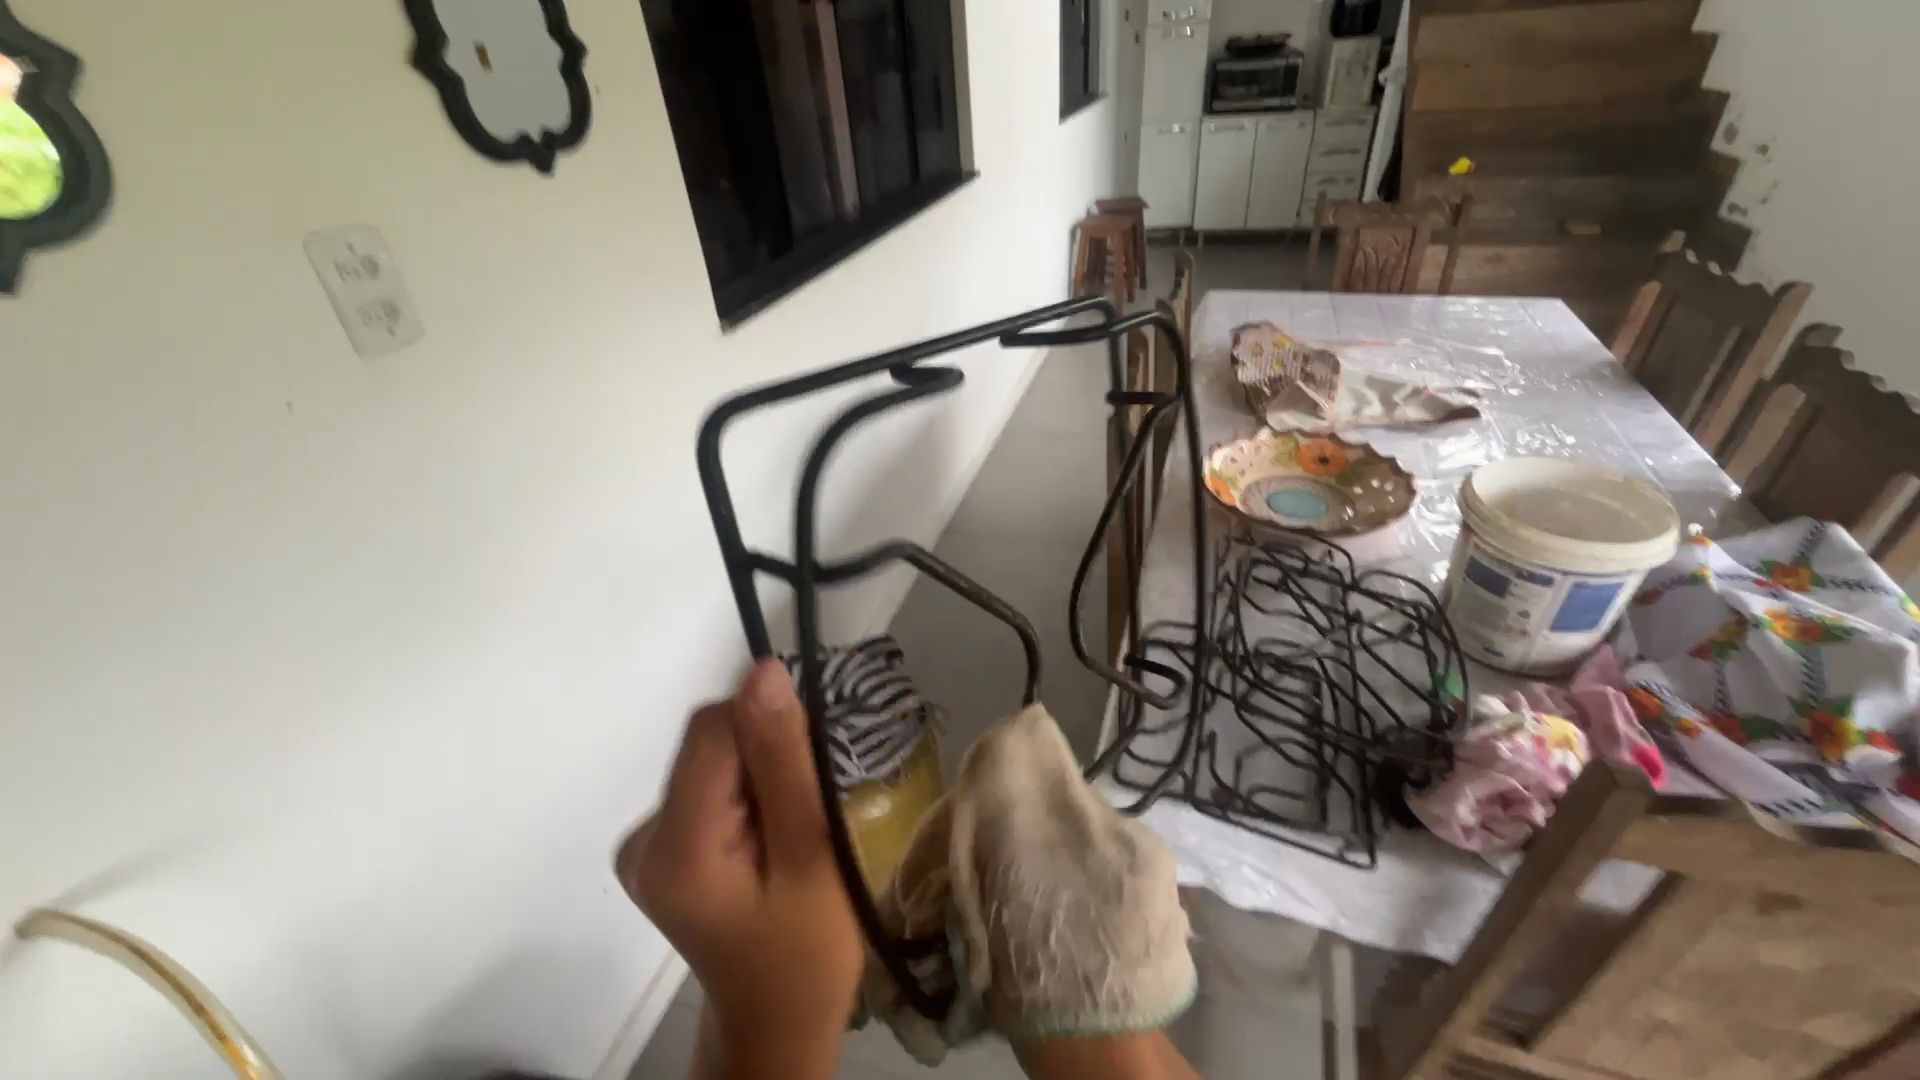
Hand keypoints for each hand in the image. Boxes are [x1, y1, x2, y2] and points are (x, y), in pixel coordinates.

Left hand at [615, 660, 862, 1077]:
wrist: (777, 1020)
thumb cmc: (808, 950)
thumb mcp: (811, 853)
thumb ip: (785, 761)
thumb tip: (764, 670)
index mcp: (675, 847)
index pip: (714, 731)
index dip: (770, 731)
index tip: (811, 768)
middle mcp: (641, 838)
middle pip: (708, 744)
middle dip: (765, 757)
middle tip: (804, 812)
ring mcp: (643, 845)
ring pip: (710, 760)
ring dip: (758, 775)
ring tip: (787, 830)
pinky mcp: (658, 849)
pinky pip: (706, 785)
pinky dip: (744, 794)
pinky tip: (766, 837)